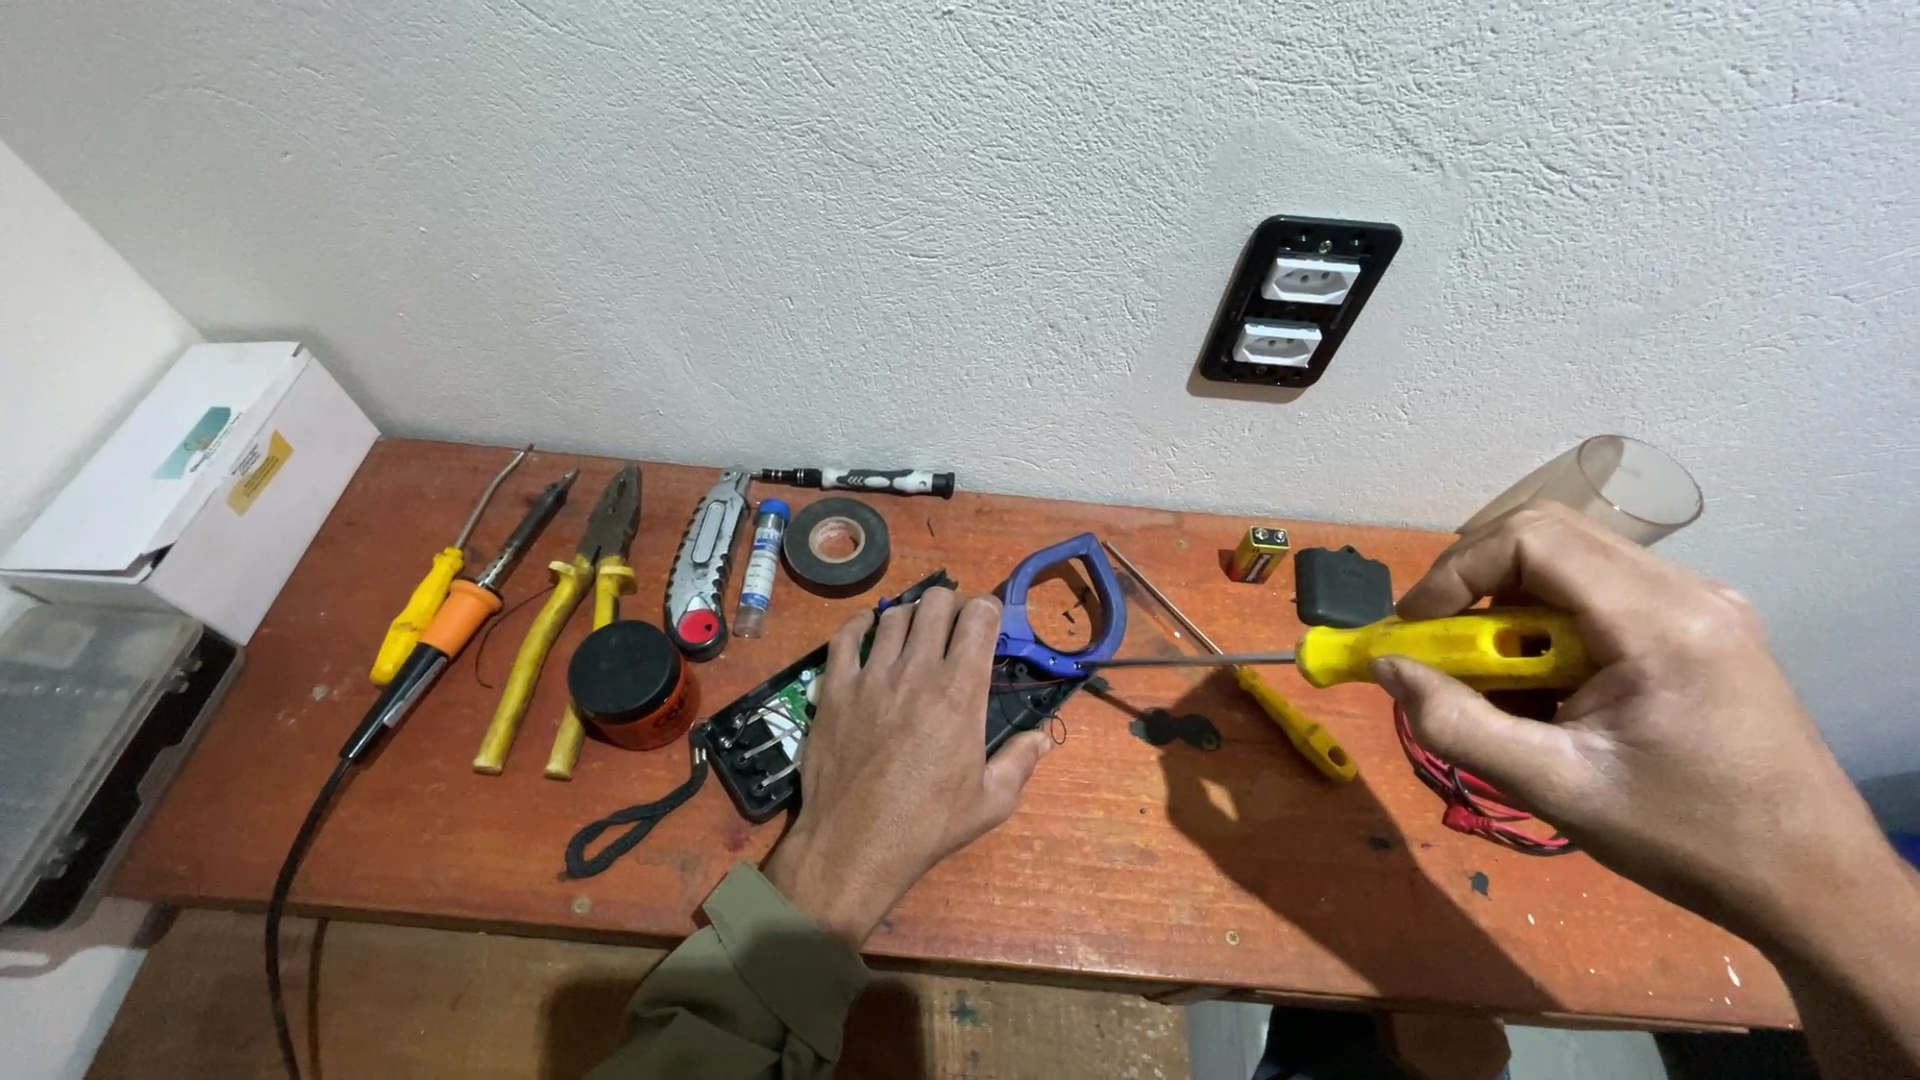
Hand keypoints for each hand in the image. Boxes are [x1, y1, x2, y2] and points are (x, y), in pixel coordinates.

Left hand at [761, 588, 1054, 946]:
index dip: (988, 610)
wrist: (856, 844)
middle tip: (954, 626)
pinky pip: (845, 636)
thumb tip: (1044, 737)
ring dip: (911, 615)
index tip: (989, 624)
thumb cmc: (928, 824)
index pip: (979, 618)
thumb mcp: (991, 801)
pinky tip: (868, 628)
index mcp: (960, 691)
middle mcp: (917, 670)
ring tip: (915, 633)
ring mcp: (871, 675)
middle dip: (952, 604)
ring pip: (894, 615)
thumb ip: (1021, 761)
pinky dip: (860, 623)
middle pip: (937, 602)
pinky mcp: (835, 688)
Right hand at [1371, 503, 1896, 944]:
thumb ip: (1454, 723)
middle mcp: (1686, 591)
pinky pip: (1592, 585)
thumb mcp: (1552, 787)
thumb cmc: (1684, 838)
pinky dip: (1540, 616)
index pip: (1532, 540)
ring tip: (1490, 669)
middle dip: (1471, 578)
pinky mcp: (1695, 622)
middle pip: (1546, 533)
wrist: (1810, 883)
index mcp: (1661, 624)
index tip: (1414, 628)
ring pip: (1566, 555)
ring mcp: (1697, 602)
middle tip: (1438, 639)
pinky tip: (1540, 678)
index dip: (1455, 571)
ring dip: (1504, 599)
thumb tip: (1384, 667)